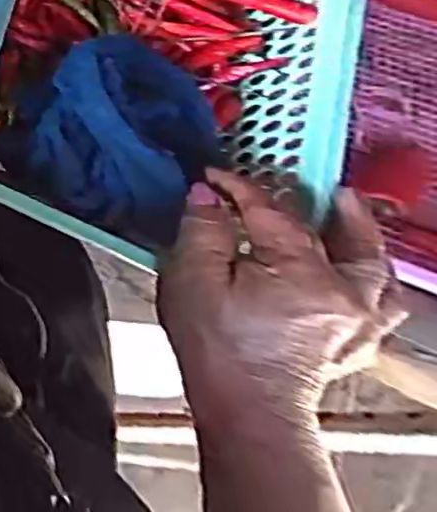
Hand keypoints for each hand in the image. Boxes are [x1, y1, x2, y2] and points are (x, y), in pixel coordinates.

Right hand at [159, 168, 405, 424]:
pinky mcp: (356, 341)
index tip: (214, 174)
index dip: (242, 189)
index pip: (274, 216)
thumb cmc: (212, 334)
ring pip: (377, 275)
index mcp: (305, 275)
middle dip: (338, 213)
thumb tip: (208, 196)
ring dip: (365, 246)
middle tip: (331, 189)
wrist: (242, 395)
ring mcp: (360, 323)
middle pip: (351, 245)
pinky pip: (378, 303)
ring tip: (352, 226)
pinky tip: (354, 275)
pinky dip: (369, 280)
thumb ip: (203, 229)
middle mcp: (348, 296)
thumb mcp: (191, 273)